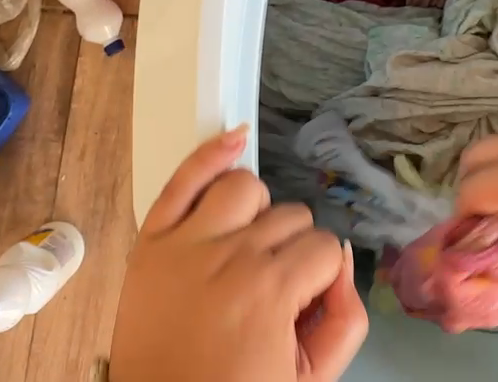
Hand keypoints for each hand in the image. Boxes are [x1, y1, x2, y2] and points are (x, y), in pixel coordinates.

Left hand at [110, 126, 367, 381]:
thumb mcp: (309, 381)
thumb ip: (345, 319)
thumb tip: (340, 258)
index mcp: (272, 289)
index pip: (323, 246)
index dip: (317, 277)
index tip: (300, 304)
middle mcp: (232, 253)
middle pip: (290, 215)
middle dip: (291, 248)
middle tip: (273, 288)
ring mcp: (187, 241)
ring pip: (247, 186)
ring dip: (256, 213)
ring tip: (247, 247)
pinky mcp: (152, 239)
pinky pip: (184, 178)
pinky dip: (211, 152)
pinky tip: (236, 140)